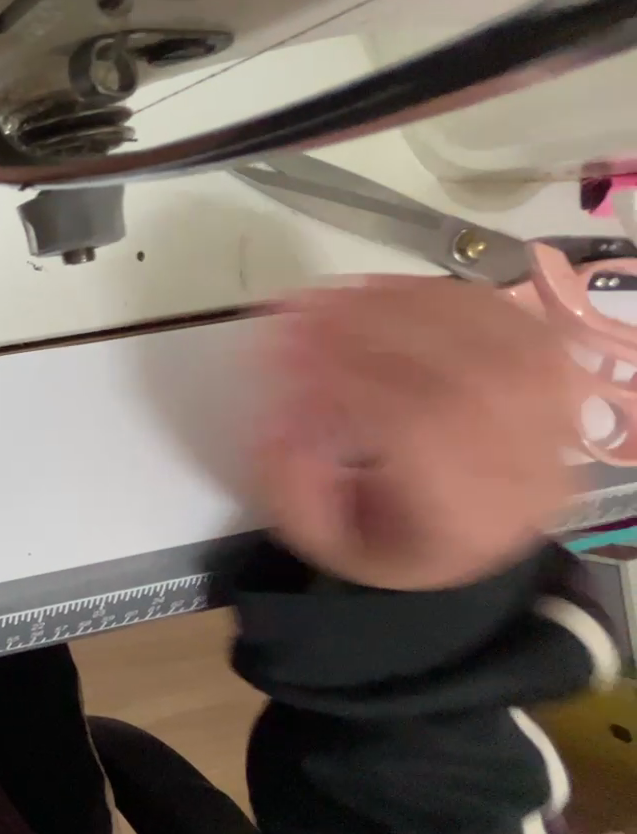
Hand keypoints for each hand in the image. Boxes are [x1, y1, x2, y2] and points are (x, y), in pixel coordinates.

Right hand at [255, 276, 576, 589]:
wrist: (461, 543)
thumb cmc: (378, 538)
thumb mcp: (316, 539)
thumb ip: (290, 488)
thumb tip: (275, 420)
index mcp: (466, 519)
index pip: (424, 434)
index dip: (349, 381)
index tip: (281, 358)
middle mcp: (529, 471)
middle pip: (471, 379)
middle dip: (373, 331)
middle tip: (296, 312)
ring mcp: (556, 426)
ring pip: (502, 344)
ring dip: (409, 306)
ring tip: (331, 294)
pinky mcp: (558, 390)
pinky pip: (521, 327)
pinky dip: (453, 298)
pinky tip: (388, 290)